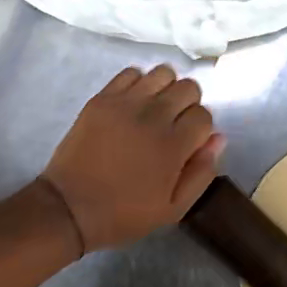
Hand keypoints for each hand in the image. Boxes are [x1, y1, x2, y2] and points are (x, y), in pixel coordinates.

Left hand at [42, 66, 223, 252]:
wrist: (68, 209)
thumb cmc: (124, 213)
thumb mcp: (173, 209)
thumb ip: (202, 172)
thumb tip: (218, 138)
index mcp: (173, 146)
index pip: (204, 115)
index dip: (201, 129)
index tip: (189, 143)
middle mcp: (153, 117)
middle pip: (188, 88)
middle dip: (188, 105)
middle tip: (174, 125)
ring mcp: (125, 104)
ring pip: (163, 73)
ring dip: (167, 89)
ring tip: (156, 109)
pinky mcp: (102, 99)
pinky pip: (131, 73)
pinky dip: (139, 83)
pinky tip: (134, 103)